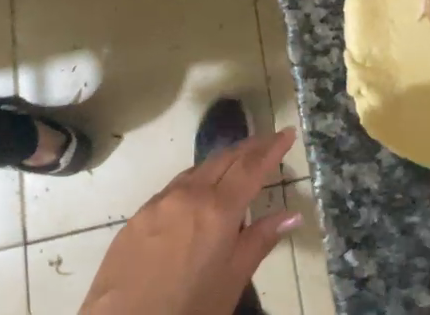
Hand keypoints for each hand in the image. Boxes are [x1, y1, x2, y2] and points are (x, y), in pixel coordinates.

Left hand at [79, 128, 301, 314]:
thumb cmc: (188, 310)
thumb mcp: (232, 281)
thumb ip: (260, 241)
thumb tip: (292, 215)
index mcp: (218, 210)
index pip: (252, 167)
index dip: (271, 148)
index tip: (286, 132)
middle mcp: (189, 195)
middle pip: (224, 159)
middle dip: (248, 148)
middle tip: (267, 142)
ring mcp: (160, 202)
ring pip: (197, 171)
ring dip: (221, 163)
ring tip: (236, 167)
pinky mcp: (138, 216)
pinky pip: (173, 189)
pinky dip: (194, 184)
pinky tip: (196, 199)